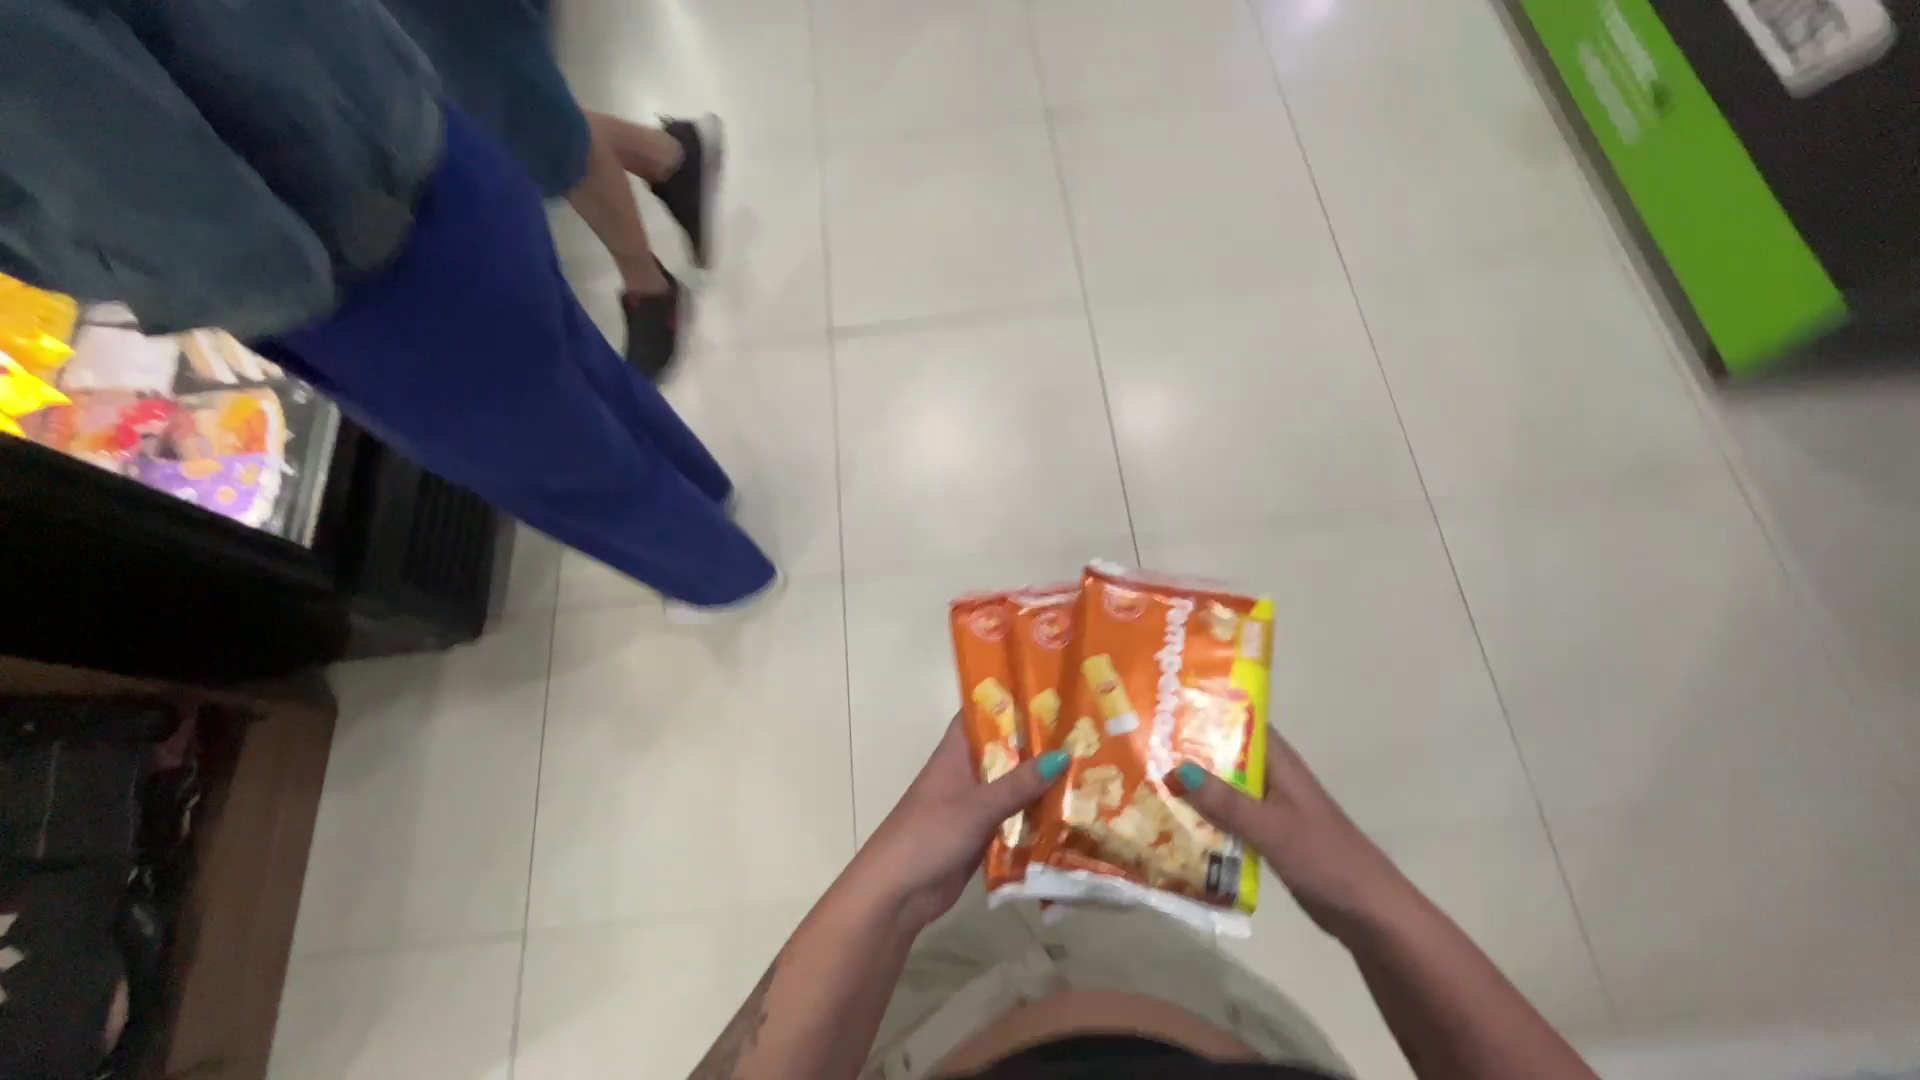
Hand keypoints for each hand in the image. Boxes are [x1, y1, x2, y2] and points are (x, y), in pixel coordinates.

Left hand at [850, 714, 1067, 934]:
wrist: (898, 891)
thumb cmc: (929, 834)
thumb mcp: (977, 806)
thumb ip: (1019, 783)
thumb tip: (1063, 754)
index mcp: (955, 753)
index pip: (979, 714)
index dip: (1007, 699)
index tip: (1046, 690)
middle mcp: (964, 773)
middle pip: (1003, 750)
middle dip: (1036, 743)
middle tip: (1083, 731)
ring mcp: (972, 805)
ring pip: (1012, 785)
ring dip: (1040, 782)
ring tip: (1088, 768)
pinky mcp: (980, 834)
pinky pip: (1013, 817)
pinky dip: (1035, 815)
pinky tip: (1070, 813)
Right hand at [1169, 728, 1414, 937]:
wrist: (1370, 914)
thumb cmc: (1325, 859)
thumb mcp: (1271, 828)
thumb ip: (1225, 801)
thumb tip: (1175, 768)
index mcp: (1279, 764)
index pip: (1240, 721)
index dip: (1205, 710)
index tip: (1162, 705)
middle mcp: (1273, 779)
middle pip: (1225, 755)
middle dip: (1188, 751)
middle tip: (1140, 745)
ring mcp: (1271, 809)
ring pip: (1224, 788)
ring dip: (1194, 787)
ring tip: (1145, 780)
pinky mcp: (1269, 836)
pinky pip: (1229, 818)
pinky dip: (1205, 818)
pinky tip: (1174, 824)